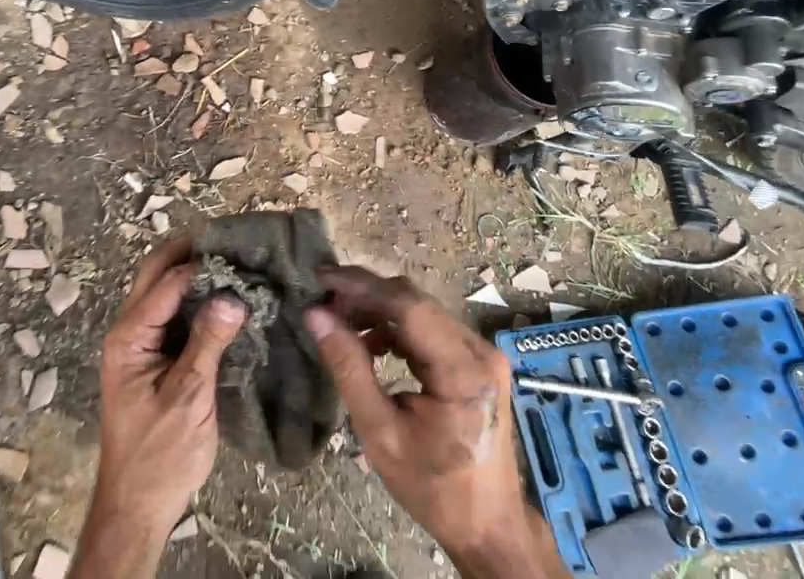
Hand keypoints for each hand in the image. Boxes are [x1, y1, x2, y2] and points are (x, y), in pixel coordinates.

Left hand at [72, 237, 245, 578]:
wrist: (138, 501)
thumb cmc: (160, 453)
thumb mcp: (187, 398)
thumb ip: (207, 344)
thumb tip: (232, 296)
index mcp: (128, 337)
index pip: (166, 283)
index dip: (201, 264)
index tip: (240, 250)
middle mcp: (129, 330)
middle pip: (157, 275)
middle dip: (191, 253)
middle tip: (235, 240)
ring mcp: (140, 342)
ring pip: (165, 291)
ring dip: (194, 273)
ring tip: (236, 259)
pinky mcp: (155, 356)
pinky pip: (174, 315)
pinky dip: (197, 300)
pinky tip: (227, 296)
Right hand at [305, 266, 565, 578]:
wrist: (488, 524)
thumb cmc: (433, 486)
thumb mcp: (379, 432)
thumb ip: (349, 368)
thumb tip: (316, 315)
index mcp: (463, 371)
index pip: (408, 306)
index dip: (361, 286)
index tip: (320, 279)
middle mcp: (480, 351)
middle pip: (415, 301)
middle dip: (365, 296)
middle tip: (324, 304)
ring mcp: (483, 354)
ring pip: (421, 310)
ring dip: (378, 310)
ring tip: (341, 325)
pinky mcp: (477, 361)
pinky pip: (430, 328)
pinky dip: (396, 327)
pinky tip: (371, 345)